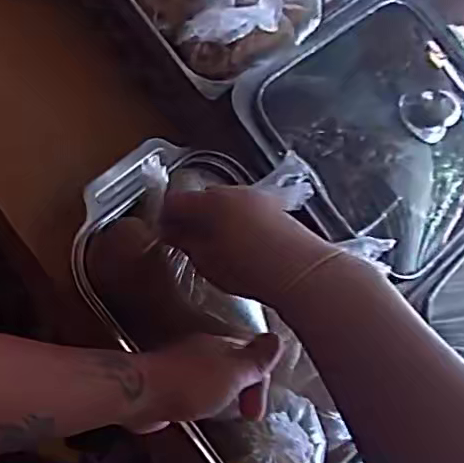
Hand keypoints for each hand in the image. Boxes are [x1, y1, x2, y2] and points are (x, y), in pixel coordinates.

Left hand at [127, 332, 283, 432]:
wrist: (140, 395)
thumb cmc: (190, 384)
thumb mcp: (233, 372)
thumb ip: (256, 359)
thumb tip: (278, 338)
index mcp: (218, 345)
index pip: (251, 356)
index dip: (261, 382)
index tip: (256, 412)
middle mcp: (197, 352)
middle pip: (229, 366)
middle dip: (242, 389)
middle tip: (245, 413)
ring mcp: (177, 368)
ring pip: (208, 379)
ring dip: (220, 397)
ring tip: (223, 415)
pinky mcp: (162, 386)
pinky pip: (188, 393)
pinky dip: (198, 404)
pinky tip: (196, 415)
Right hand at [159, 185, 338, 302]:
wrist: (301, 272)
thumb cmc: (246, 268)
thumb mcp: (205, 260)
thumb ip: (184, 242)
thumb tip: (171, 231)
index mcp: (210, 201)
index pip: (174, 200)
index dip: (164, 216)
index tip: (162, 235)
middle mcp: (232, 191)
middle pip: (201, 197)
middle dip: (190, 215)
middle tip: (185, 241)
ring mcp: (256, 197)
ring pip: (224, 202)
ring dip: (213, 218)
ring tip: (213, 244)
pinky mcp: (274, 208)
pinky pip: (243, 209)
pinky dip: (233, 221)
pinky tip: (236, 244)